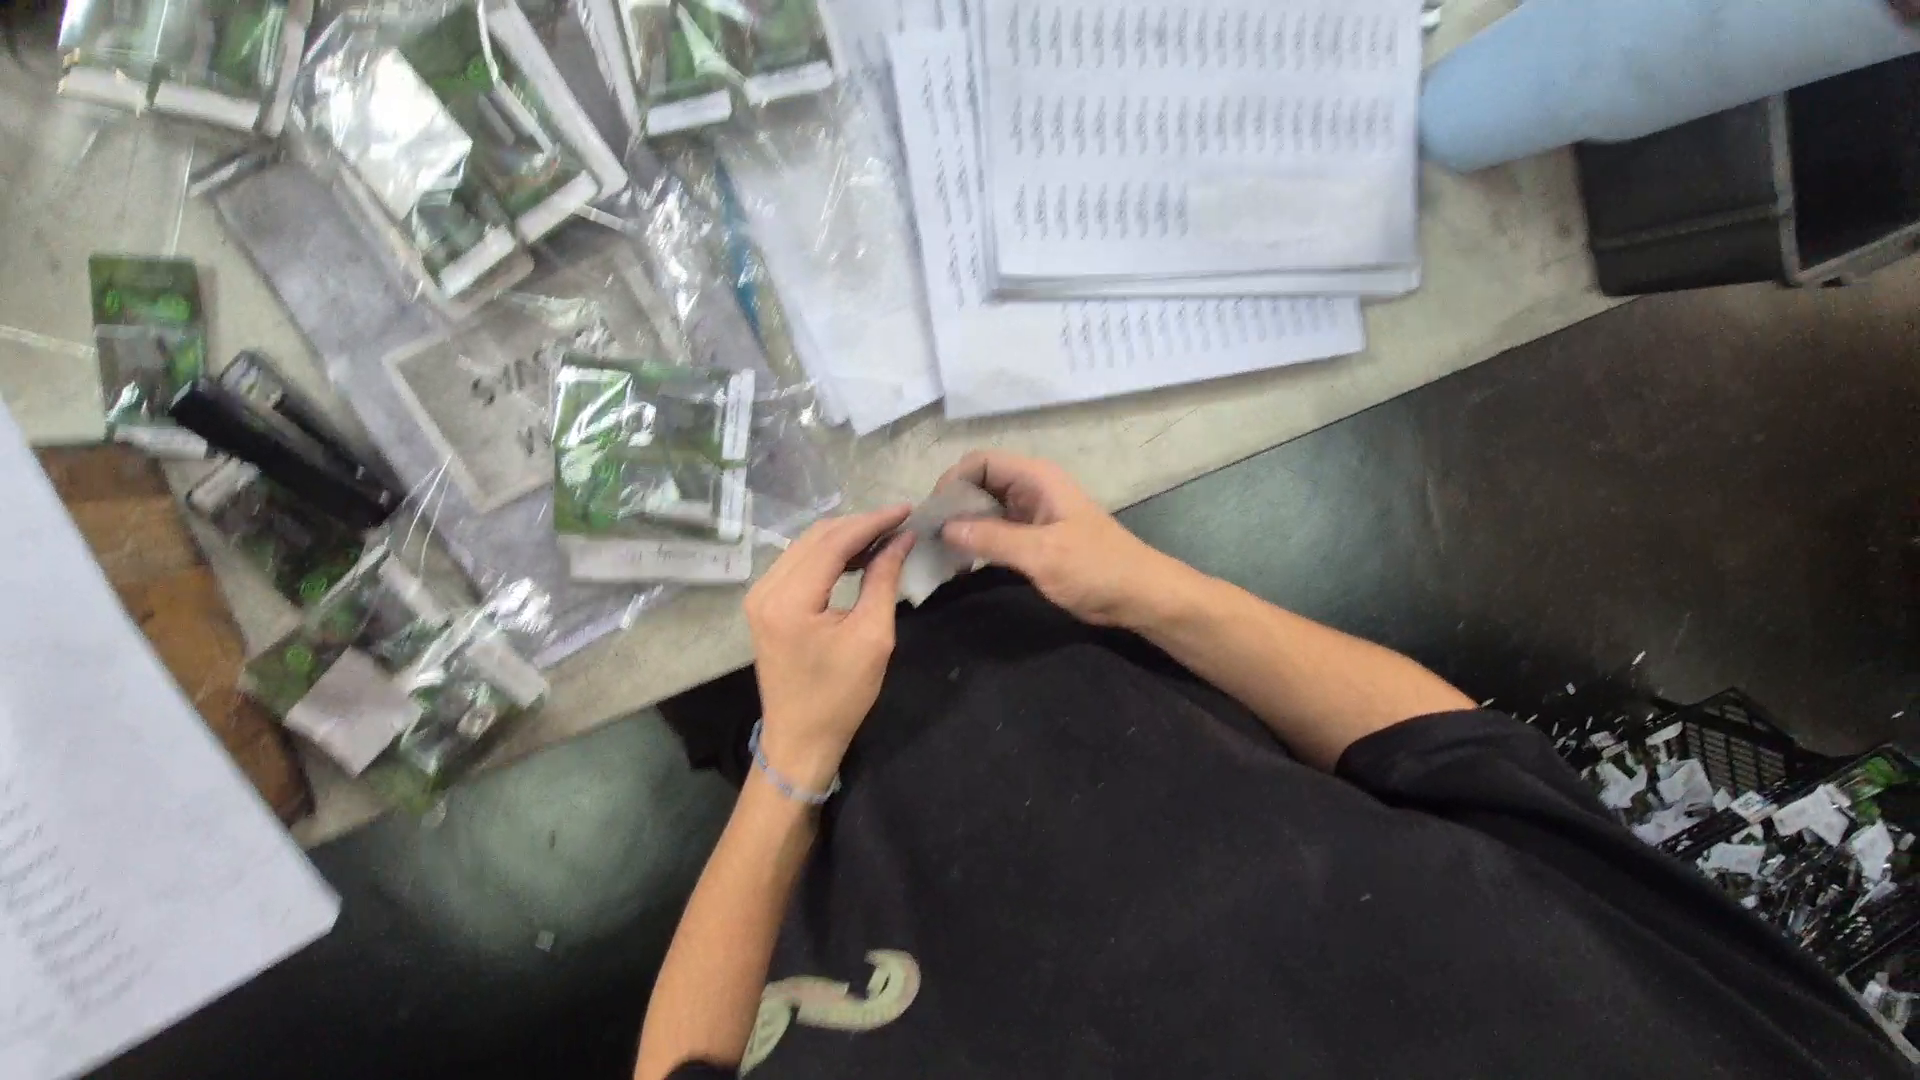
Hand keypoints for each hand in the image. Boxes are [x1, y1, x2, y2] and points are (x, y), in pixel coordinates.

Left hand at [745, 506, 915, 791]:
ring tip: (885, 535)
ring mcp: (760, 595)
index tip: (907, 511)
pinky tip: (857, 555)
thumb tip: (901, 540)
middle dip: (860, 525)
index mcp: (789, 600)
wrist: (800, 738)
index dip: (872, 522)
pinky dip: (830, 554)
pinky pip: (799, 563)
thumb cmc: (840, 696)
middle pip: (816, 537)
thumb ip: (883, 580)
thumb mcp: (872, 636)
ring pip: (806, 546)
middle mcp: (766, 589)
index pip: (833, 543)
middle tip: (900, 522)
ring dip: (845, 537)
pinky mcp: (765, 603)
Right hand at [936, 451, 1196, 627]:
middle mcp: (1031, 489)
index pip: (981, 462)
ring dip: (962, 526)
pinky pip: (996, 532)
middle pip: (978, 483)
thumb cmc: (1096, 568)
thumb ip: (992, 538)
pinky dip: (977, 543)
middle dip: (952, 506)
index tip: (933, 515)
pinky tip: (960, 564)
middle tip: (929, 538)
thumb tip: (945, 527)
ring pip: (984, 509)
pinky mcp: (1034, 539)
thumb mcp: (1041, 553)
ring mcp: (1032, 514)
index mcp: (1037, 478)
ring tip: (939, 552)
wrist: (1139, 596)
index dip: (952, 481)